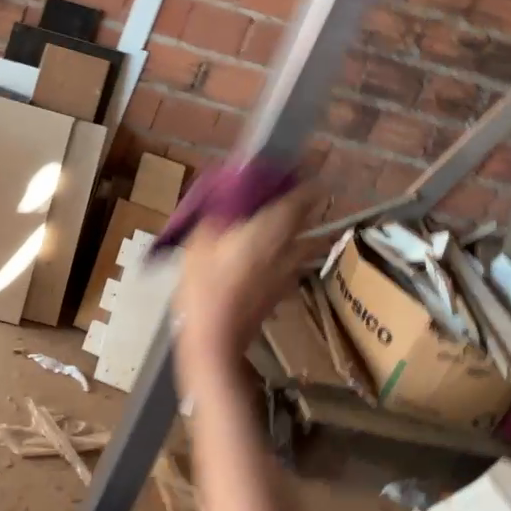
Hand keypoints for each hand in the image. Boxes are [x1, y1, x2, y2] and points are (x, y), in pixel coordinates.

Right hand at [172, 185, 325, 370]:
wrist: (216, 340)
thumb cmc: (205, 287)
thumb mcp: (200, 242)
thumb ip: (217, 216)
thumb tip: (226, 199)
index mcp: (271, 230)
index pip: (304, 197)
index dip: (305, 180)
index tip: (296, 170)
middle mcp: (289, 248)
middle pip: (310, 218)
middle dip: (302, 201)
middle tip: (282, 192)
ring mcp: (290, 272)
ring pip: (306, 241)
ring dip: (298, 227)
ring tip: (276, 220)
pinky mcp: (283, 291)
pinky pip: (293, 260)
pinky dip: (287, 249)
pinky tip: (265, 252)